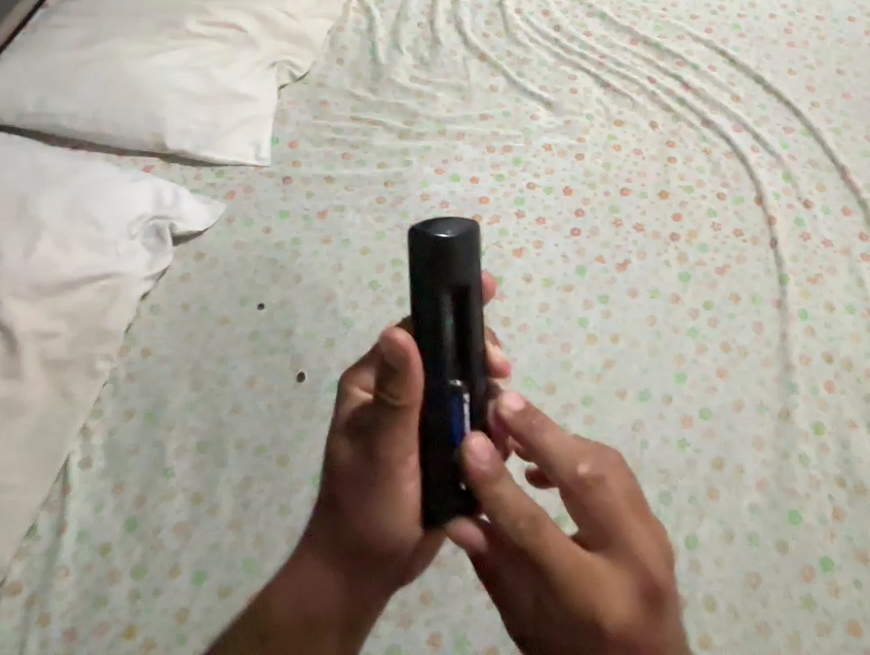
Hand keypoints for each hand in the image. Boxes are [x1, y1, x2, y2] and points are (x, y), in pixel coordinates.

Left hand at [211, 274, 511, 653]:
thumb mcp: (382, 447)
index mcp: (373, 382)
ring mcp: (420, 421)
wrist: (366, 572)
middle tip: (504, 373)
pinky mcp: (440, 448)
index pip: (416, 330)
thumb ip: (397, 393)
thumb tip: (398, 331)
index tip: (488, 296)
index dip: (451, 314)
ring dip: (489, 399)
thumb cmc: (365, 506)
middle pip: (448, 356)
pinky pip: (471, 424)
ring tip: (503, 422)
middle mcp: (397, 393)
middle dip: (480, 360)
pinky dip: (490, 429)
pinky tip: (504, 445)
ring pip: (465, 390)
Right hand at [445, 392, 688, 654]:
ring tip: (513, 424)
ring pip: (608, 465)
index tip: (469, 442)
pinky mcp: (656, 524)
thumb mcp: (527, 627)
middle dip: (542, 434)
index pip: (538, 530)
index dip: (500, 485)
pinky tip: (541, 462)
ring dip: (560, 438)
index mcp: (595, 601)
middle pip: (590, 478)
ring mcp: (654, 539)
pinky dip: (579, 454)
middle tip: (499, 402)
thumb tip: (456, 513)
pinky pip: (617, 474)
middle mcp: (635, 562)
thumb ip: (496, 567)